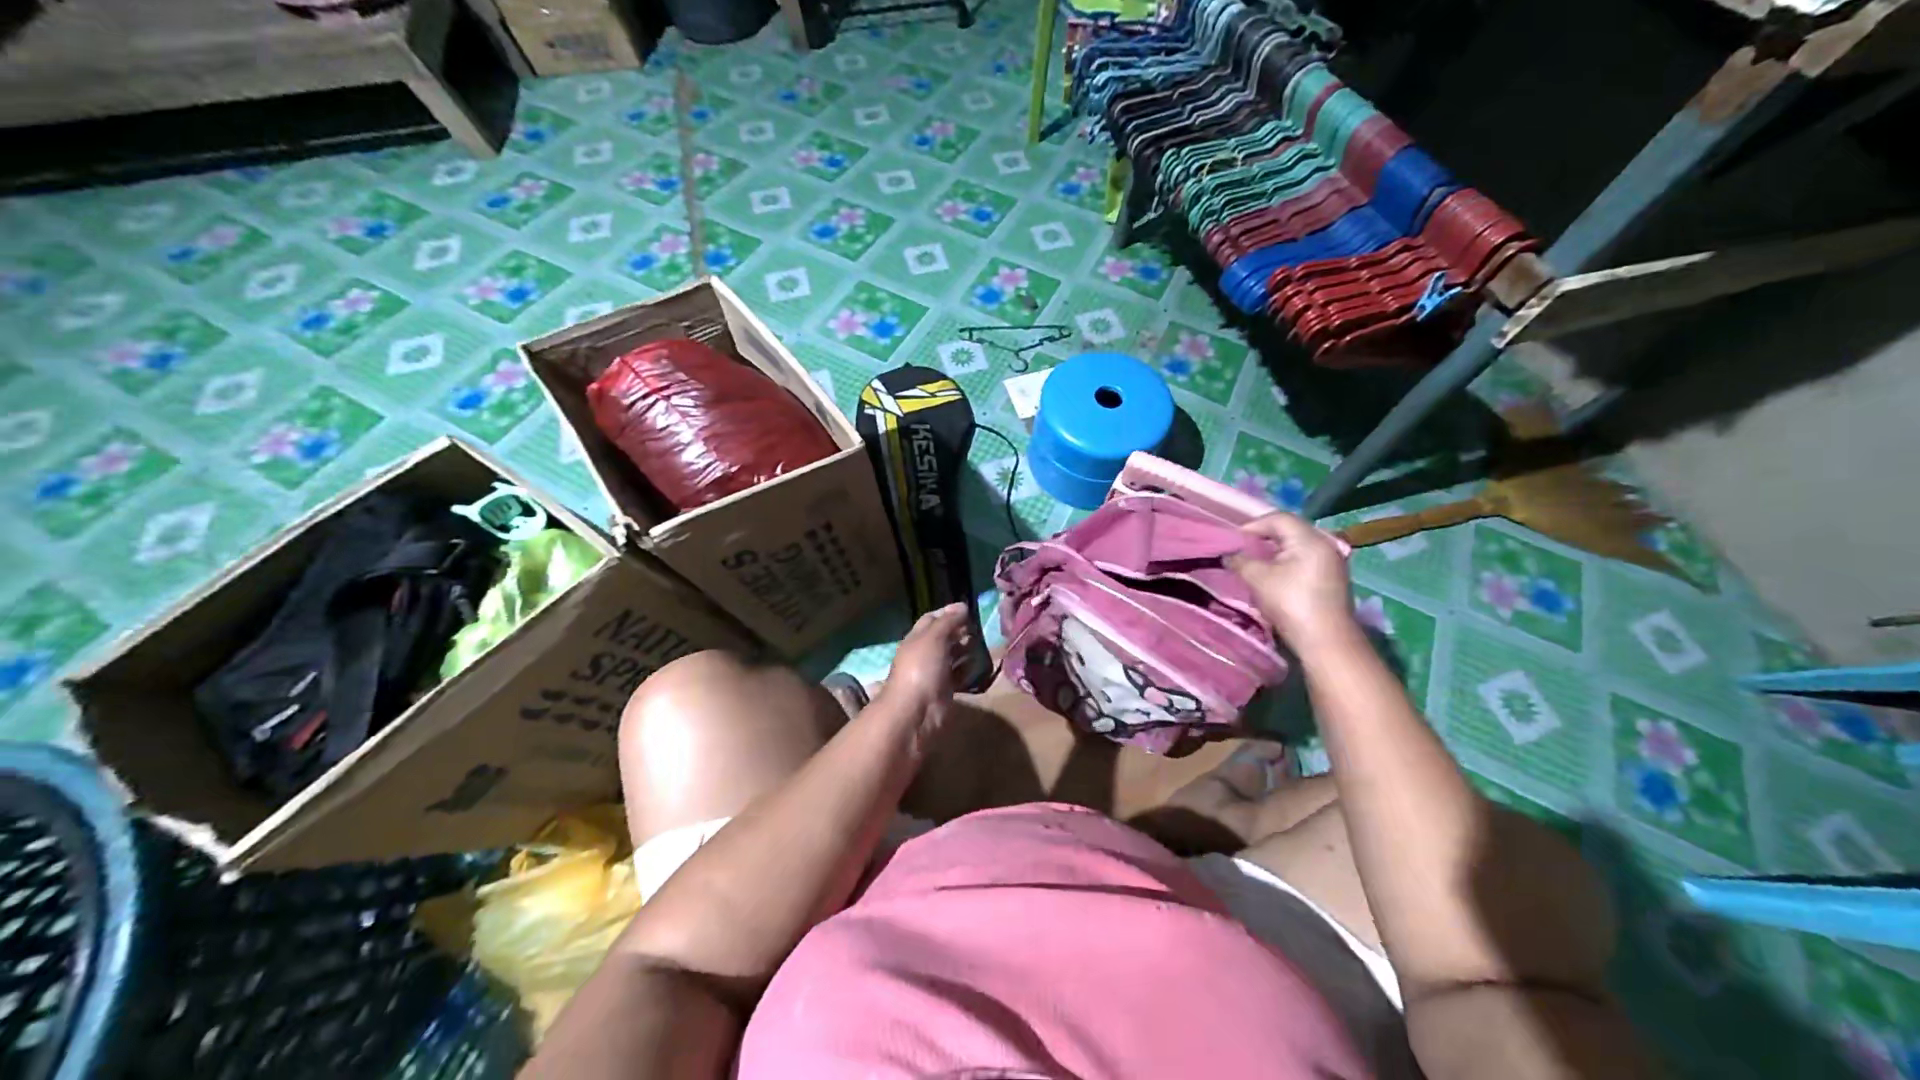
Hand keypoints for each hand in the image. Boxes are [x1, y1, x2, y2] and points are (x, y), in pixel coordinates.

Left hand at [876, 602, 969, 728]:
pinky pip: (958, 674)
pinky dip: (968, 668)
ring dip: (965, 648)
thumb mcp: (934, 637)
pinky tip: (979, 663)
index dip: (947, 613)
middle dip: (959, 630)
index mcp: (916, 638)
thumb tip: (962, 606)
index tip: (967, 609)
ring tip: (981, 642)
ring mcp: (934, 672)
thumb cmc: (921, 668)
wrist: (916, 710)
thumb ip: (948, 621)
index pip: (931, 620)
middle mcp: (924, 653)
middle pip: (943, 637)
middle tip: (978, 627)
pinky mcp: (945, 689)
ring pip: (952, 655)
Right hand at [1227, 513, 1355, 650]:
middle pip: (1289, 530)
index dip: (1252, 526)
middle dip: (1263, 537)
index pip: (1278, 518)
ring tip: (1255, 562)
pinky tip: (1274, 575)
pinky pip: (1306, 558)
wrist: (1326, 640)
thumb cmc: (1290, 603)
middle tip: (1242, 550)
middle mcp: (1325, 543)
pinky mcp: (1333, 577)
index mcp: (1310, 538)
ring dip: (1274, 550)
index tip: (1233, 541)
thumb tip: (1230, 555)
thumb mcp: (1258, 579)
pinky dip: (1287, 561)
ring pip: (1298, 545)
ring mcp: (1332, 561)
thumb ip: (1240, 561)